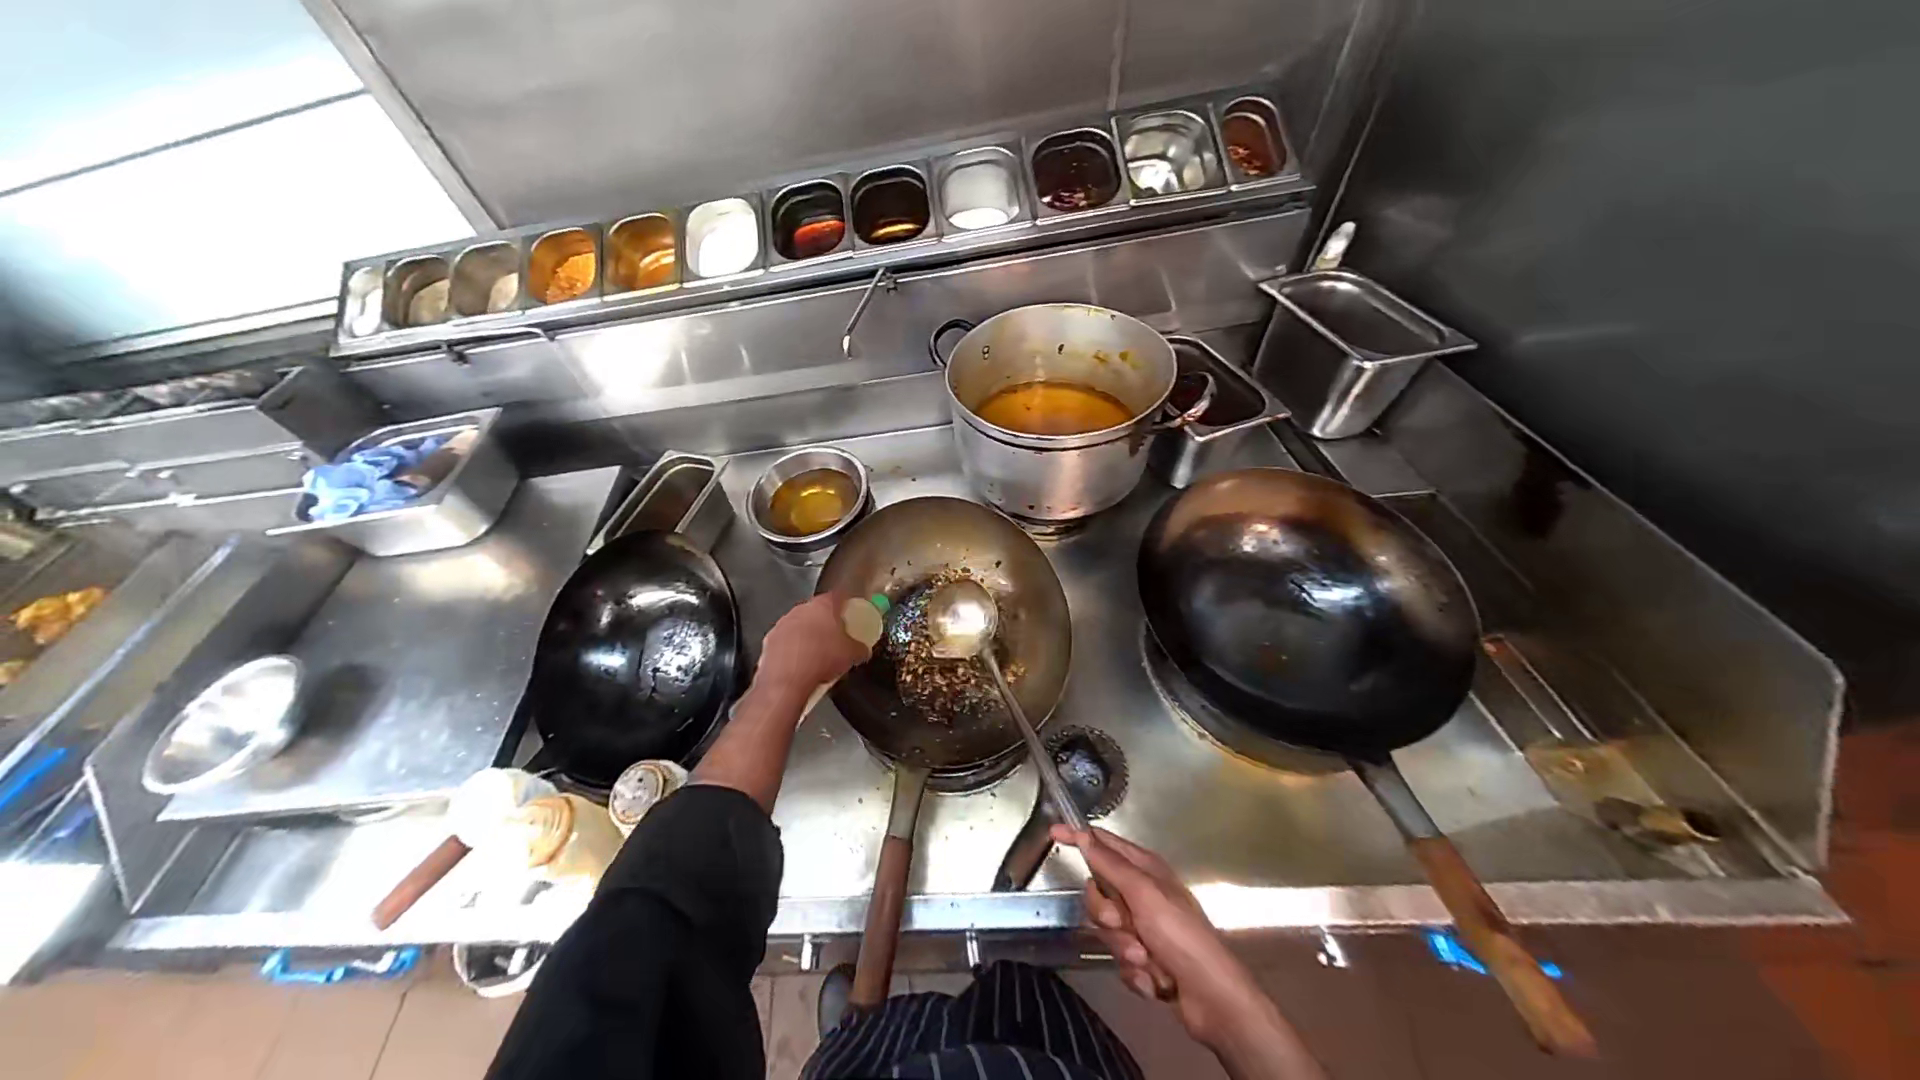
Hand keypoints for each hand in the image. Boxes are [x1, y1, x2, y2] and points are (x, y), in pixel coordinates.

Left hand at [755, 593, 872, 698]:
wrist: (787, 681)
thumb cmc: (820, 661)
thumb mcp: (852, 655)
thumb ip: (860, 648)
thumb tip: (862, 651)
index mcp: (823, 606)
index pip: (838, 596)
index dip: (846, 603)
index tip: (849, 610)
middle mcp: (801, 610)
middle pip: (817, 610)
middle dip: (826, 622)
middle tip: (836, 636)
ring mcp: (783, 624)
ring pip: (800, 625)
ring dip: (808, 636)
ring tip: (818, 655)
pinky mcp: (770, 640)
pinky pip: (786, 641)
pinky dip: (793, 649)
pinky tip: (801, 664)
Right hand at [1051, 826, 1282, 1050]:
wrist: (1212, 999)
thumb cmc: (1181, 935)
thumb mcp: (1143, 893)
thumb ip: (1109, 864)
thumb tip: (1082, 832)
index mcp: (1145, 869)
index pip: (1103, 843)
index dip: (1079, 837)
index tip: (1053, 832)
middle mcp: (1142, 893)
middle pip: (1098, 893)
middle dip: (1107, 915)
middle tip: (1123, 923)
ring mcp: (1143, 927)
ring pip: (1107, 930)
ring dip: (1124, 948)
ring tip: (1147, 960)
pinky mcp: (1144, 958)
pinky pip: (1119, 958)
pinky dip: (1135, 972)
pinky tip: (1156, 980)